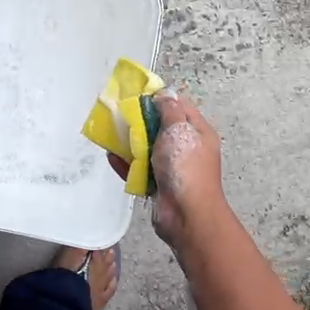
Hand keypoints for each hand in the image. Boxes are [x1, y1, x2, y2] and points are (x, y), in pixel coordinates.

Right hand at [114, 93, 227, 249]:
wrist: (187, 215)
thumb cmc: (185, 167)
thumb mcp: (179, 130)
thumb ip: (169, 110)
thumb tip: (163, 95)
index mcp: (198, 133)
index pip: (181, 106)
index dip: (161, 98)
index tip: (139, 94)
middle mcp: (186, 149)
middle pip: (161, 127)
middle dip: (141, 120)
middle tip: (120, 112)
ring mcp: (172, 168)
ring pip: (148, 148)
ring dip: (130, 141)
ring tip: (111, 133)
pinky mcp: (158, 185)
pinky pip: (139, 169)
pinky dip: (126, 163)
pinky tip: (111, 156)